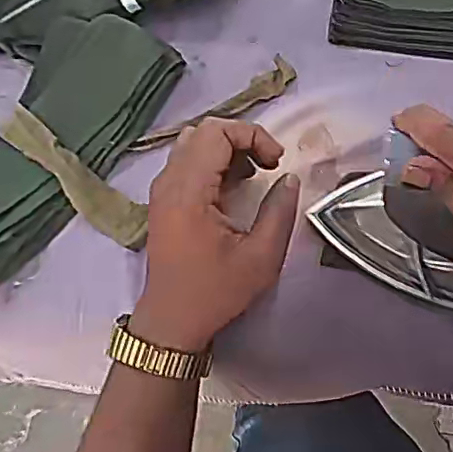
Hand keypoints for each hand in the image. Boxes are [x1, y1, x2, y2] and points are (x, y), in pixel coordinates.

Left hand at [130, 118, 299, 351]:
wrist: (173, 320)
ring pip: (194, 143)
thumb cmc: (216, 291)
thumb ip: (279, 212)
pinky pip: (188, 162)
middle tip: (269, 164)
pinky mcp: (164, 200)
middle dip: (243, 138)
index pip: (216, 132)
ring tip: (256, 174)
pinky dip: (216, 163)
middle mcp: (168, 183)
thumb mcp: (261, 257)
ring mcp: (162, 190)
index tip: (277, 162)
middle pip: (203, 131)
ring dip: (229, 149)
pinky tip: (236, 187)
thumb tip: (289, 179)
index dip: (253, 135)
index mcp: (188, 192)